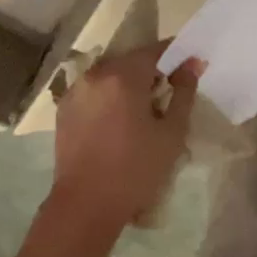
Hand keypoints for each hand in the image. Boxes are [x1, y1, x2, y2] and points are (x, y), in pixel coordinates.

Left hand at [50, 45, 203, 232]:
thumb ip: (184, 93)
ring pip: (110, 76)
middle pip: (130, 61)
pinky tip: (116, 124)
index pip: (155, 50)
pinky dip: (107, 98)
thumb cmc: (136, 170)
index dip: (175, 56)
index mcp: (123, 75)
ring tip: (140, 114)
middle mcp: (95, 74)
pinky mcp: (63, 109)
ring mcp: (75, 90)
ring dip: (127, 85)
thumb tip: (193, 63)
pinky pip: (93, 92)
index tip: (188, 70)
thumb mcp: (171, 134)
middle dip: (150, 73)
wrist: (85, 206)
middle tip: (166, 98)